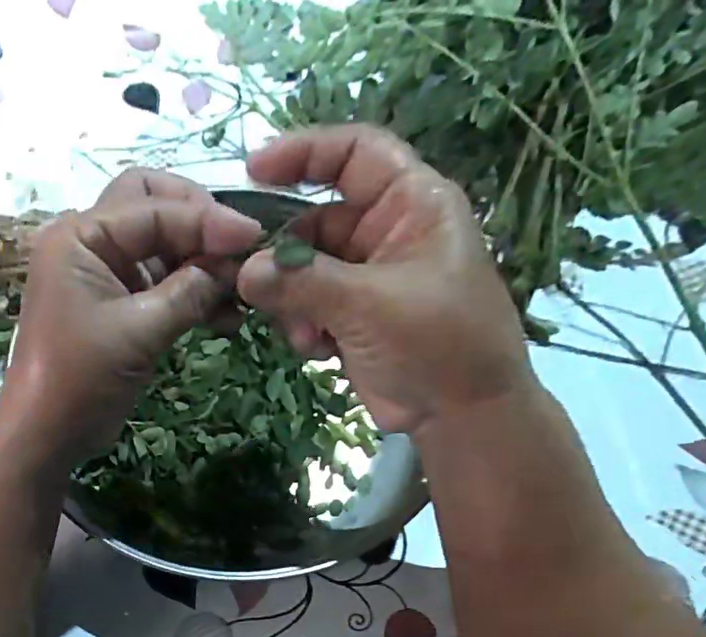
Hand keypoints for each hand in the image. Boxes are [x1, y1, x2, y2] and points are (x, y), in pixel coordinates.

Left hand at [0, 170, 261, 464]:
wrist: (46, 435)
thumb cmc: (79, 379)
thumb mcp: (139, 332)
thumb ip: (189, 292)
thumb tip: (236, 267)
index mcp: (81, 236)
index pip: (153, 208)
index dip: (207, 219)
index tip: (254, 237)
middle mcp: (92, 244)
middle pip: (154, 207)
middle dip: (199, 224)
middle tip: (238, 252)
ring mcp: (106, 276)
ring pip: (164, 249)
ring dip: (202, 265)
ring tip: (240, 294)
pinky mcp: (121, 308)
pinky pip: (164, 286)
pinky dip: (194, 295)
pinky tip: (226, 317)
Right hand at [236, 126, 529, 434]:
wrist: (462, 415)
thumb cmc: (437, 343)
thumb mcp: (370, 305)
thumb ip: (304, 283)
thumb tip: (243, 272)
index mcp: (412, 204)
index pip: (356, 153)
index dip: (305, 152)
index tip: (253, 170)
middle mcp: (388, 233)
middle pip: (318, 220)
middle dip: (287, 254)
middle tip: (256, 284)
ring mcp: (369, 278)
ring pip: (306, 269)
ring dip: (294, 300)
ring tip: (305, 334)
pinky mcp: (354, 318)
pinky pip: (310, 306)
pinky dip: (303, 325)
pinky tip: (315, 349)